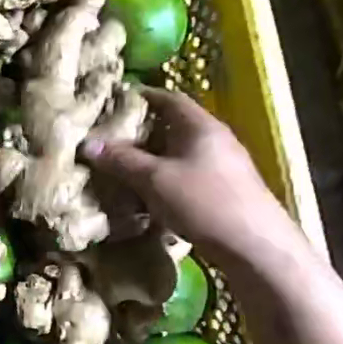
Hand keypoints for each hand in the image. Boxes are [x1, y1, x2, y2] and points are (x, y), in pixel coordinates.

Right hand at [81, 89, 300, 265]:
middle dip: (138, 132)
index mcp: (199, 126)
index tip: (111, 102)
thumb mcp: (154, 179)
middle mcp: (213, 139)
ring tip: (119, 168)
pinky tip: (144, 196)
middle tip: (107, 139)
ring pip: (176, 153)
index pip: (167, 98)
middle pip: (170, 126)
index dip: (140, 96)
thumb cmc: (204, 202)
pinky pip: (184, 174)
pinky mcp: (222, 190)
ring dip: (149, 159)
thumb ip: (121, 160)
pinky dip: (162, 179)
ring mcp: (220, 165)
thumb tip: (87, 143)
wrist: (255, 247)